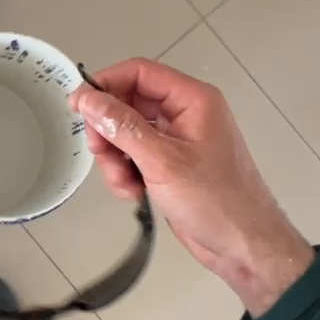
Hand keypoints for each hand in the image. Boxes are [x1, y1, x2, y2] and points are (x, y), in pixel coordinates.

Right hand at [70, 59, 312, 313]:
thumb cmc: (214, 201)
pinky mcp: (169, 164)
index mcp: (192, 100)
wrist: (242, 245)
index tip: (78, 106)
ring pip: (126, 133)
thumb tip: (88, 99)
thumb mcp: (162, 160)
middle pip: (128, 104)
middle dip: (109, 130)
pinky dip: (125, 172)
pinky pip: (134, 156)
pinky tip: (133, 192)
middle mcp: (184, 114)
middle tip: (101, 153)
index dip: (106, 85)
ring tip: (124, 182)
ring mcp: (176, 140)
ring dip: (115, 158)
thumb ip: (122, 127)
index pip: (139, 73)